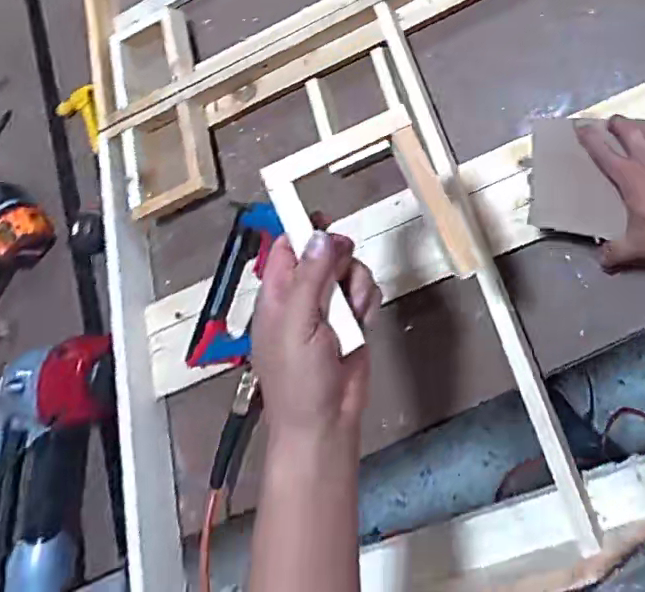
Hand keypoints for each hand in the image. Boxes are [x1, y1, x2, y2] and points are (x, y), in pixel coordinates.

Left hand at [251, 230, 381, 448]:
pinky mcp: (352, 320)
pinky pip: (364, 292)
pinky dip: (367, 301)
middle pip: (324, 253)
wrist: (326, 424)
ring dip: (357, 283)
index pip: (287, 248)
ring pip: (348, 270)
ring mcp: (328, 308)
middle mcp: (301, 296)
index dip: (304, 231)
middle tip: (344, 273)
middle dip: (339, 259)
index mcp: (277, 295)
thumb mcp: (298, 324)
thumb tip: (320, 236)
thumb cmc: (299, 379)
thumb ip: (310, 278)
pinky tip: (363, 321)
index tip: (324, 219)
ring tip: (354, 311)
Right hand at [576, 115, 644, 269]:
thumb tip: (601, 260)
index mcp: (631, 178)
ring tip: (628, 124)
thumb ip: (617, 252)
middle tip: (607, 124)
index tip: (580, 127)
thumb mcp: (642, 247)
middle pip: (627, 129)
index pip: (604, 151)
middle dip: (614, 123)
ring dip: (635, 122)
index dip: (589, 137)